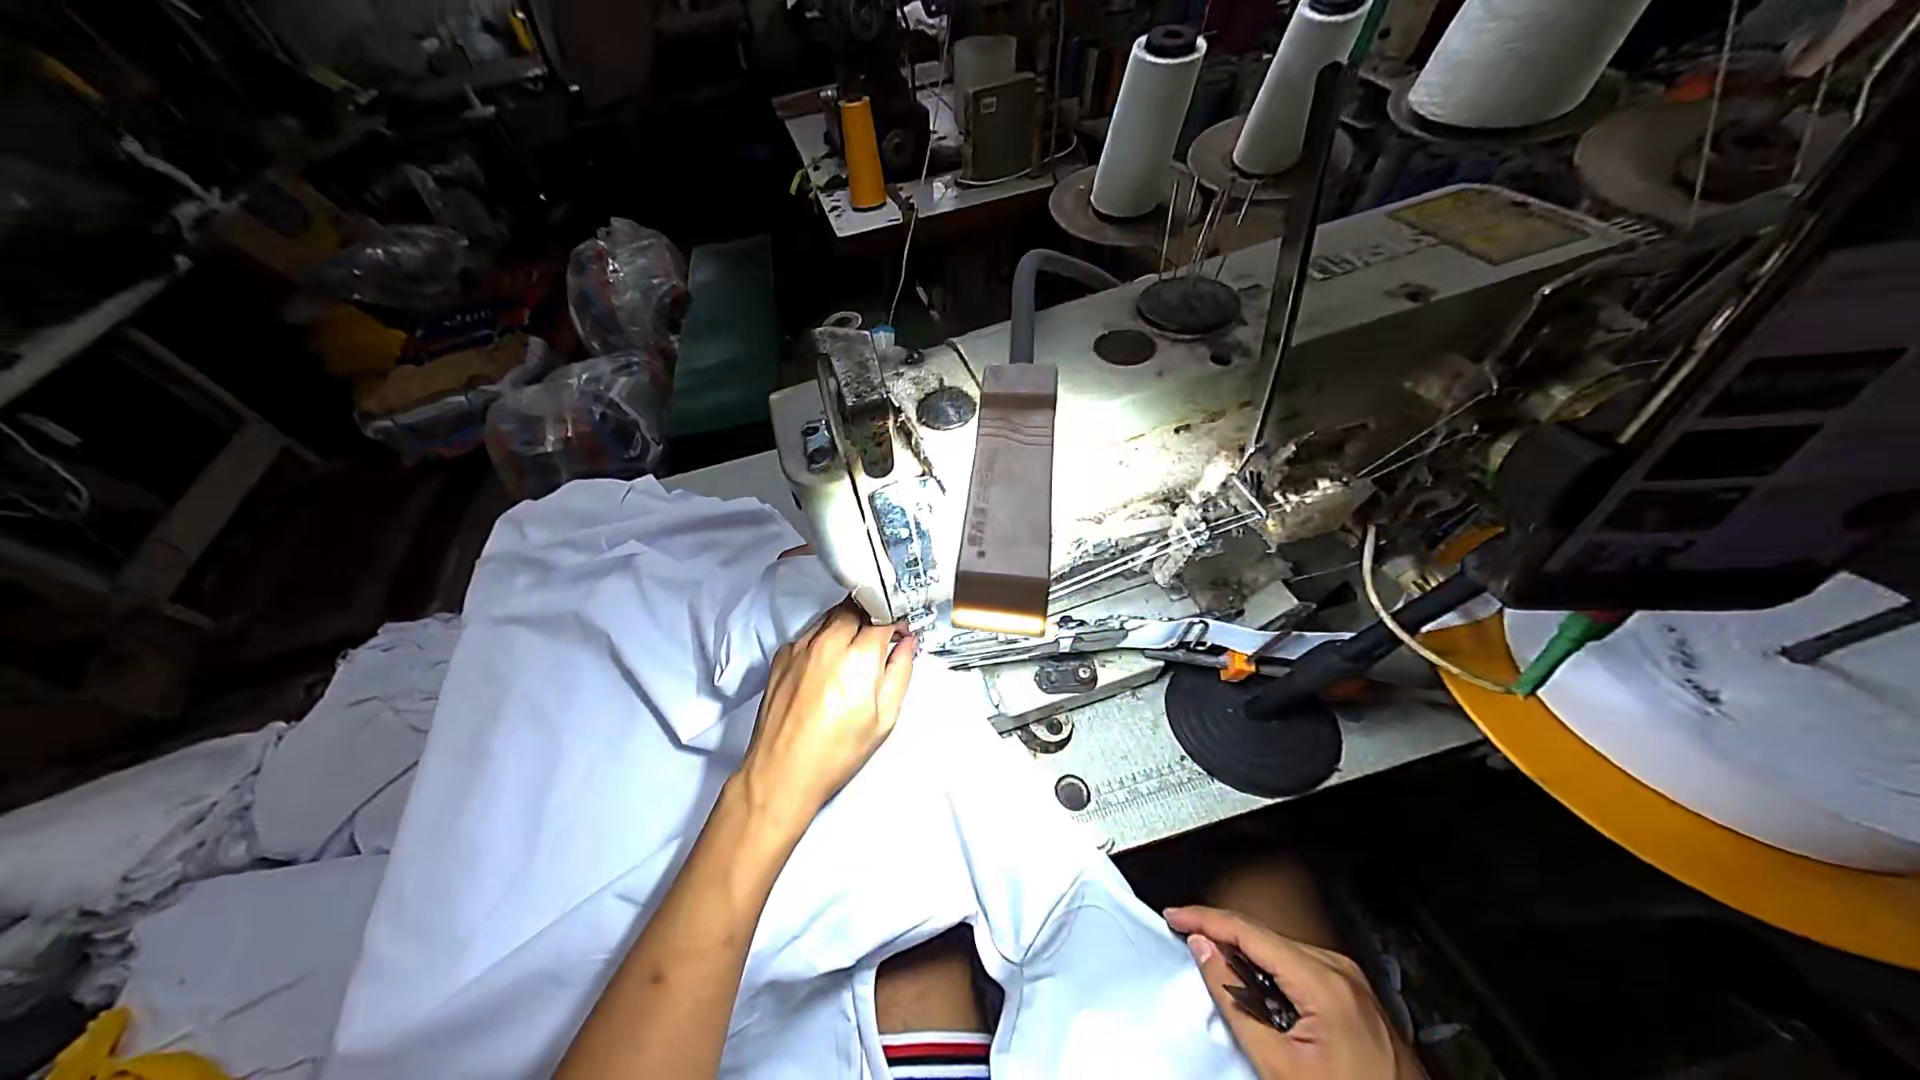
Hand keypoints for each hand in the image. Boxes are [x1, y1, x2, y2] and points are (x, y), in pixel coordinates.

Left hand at [738, 605, 914, 828]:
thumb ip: (900, 672)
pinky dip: (823, 637)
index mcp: (858, 657)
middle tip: (880, 639)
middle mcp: (827, 643)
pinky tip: (827, 663)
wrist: (782, 773)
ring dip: (848, 623)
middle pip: (856, 607)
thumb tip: (906, 644)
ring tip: (854, 652)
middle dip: (872, 616)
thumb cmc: (834, 753)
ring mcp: (801, 647)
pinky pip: (809, 632)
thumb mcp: (884, 718)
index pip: (884, 615)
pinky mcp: (782, 656)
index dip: (897, 620)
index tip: (902, 632)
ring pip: (831, 615)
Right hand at [1167, 906, 1418, 1079]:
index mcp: (1324, 981)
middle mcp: (1340, 970)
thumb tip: (1206, 952)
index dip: (1204, 919)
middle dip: (1221, 936)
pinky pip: (1298, 964)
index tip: (1176, 916)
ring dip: (1244, 954)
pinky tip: (1255, 988)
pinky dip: (1269, 970)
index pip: (1248, 930)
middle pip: (1263, 935)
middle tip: (1186, 936)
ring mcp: (1350, 980)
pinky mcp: (1353, 992)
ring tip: (1217, 969)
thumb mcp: (1280, 1066)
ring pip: (1279, 949)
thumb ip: (1235, 1002)